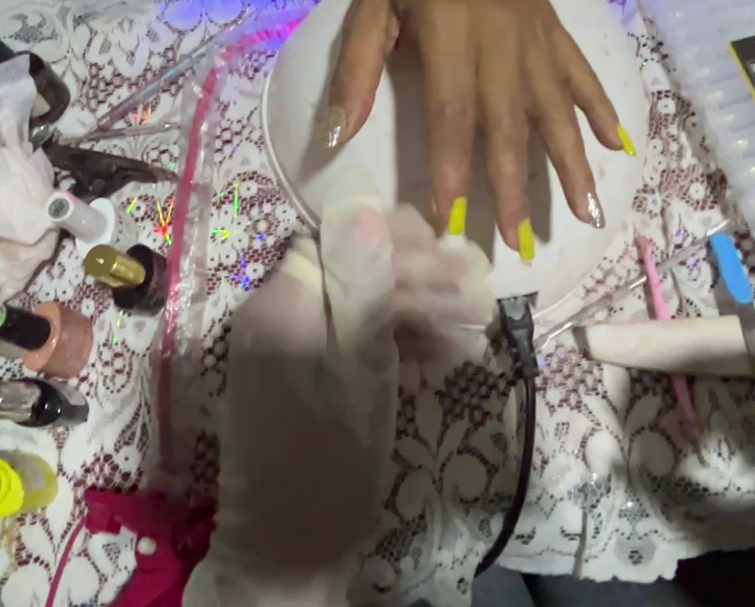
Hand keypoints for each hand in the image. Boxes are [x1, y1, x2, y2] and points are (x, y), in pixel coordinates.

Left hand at [189, 170, 490, 605]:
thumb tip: (364, 200)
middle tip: (475, 295)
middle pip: (354, 265)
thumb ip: (362, 282)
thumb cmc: (329, 462)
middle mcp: (279, 310)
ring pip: (360, 301)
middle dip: (416, 275)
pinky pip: (353, 335)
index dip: (397, 240)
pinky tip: (445, 352)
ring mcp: (291, 342)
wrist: (290, 555)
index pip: (340, 237)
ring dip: (417, 308)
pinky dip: (396, 340)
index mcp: (283, 302)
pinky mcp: (306, 370)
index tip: (452, 256)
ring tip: (472, 327)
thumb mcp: (357, 368)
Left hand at [323, 0, 619, 256]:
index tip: (452, 220)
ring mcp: (535, 32)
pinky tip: (619, 147)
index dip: (454, 168)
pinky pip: (581, 73)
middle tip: (522, 243)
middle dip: (515, 186)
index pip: (453, 112)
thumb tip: (337, 137)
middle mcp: (500, 35)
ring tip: (587, 214)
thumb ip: (357, 72)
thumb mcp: (368, 6)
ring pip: (556, 106)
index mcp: (450, 29)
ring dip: (572, 162)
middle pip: (510, 122)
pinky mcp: (554, 27)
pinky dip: (601, 109)